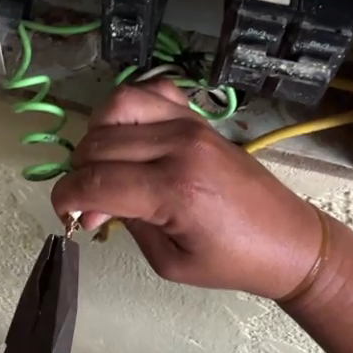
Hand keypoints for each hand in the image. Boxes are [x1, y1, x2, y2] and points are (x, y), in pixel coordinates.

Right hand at [51, 81, 327, 300]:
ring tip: (103, 162)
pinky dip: (130, 105)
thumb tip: (88, 206)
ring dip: (96, 133)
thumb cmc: (232, 261)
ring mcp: (190, 125)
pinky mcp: (198, 117)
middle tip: (88, 202)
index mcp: (174, 191)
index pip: (96, 181)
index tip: (63, 212)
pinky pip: (152, 90)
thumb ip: (124, 224)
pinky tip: (129, 132)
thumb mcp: (169, 261)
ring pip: (117, 105)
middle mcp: (179, 147)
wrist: (289, 241)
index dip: (66, 196)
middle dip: (78, 173)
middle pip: (98, 144)